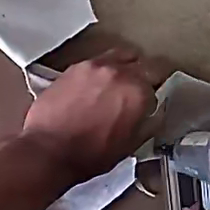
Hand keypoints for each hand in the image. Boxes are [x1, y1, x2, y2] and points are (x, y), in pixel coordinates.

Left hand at [21, 49, 157, 184]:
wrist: (49, 150)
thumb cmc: (89, 154)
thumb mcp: (130, 146)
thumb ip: (148, 124)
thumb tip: (155, 114)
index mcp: (138, 91)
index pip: (160, 76)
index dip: (159, 87)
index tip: (154, 96)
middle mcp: (119, 72)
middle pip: (142, 62)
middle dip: (144, 75)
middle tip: (139, 90)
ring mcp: (95, 66)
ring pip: (120, 55)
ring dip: (124, 66)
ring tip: (118, 83)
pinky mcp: (74, 68)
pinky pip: (97, 61)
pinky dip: (102, 70)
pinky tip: (96, 87)